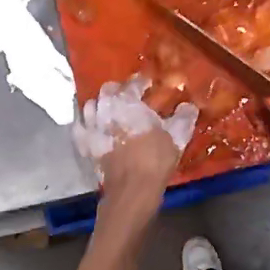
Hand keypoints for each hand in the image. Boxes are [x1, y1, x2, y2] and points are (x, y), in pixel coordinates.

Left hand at [75, 75, 196, 210]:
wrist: (132, 188)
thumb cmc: (155, 159)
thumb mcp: (177, 136)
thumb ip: (183, 117)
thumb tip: (188, 106)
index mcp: (128, 101)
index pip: (134, 83)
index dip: (142, 81)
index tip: (149, 84)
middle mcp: (106, 108)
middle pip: (108, 90)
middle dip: (118, 89)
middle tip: (129, 96)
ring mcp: (92, 126)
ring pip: (91, 105)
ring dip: (100, 104)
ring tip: (110, 110)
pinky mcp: (85, 144)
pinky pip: (80, 126)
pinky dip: (85, 123)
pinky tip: (92, 126)